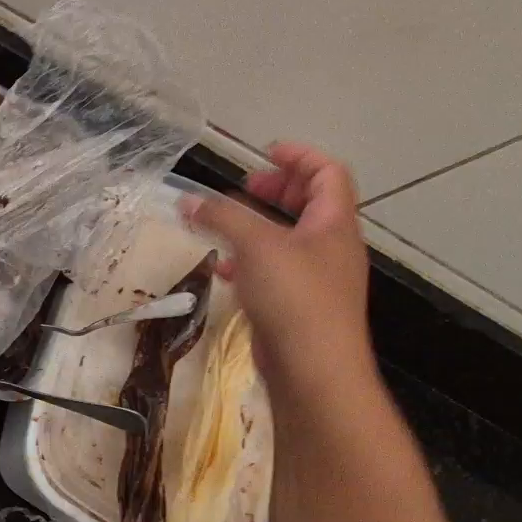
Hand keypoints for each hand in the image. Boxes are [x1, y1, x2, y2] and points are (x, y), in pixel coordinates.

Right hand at [184, 142, 373, 388]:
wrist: (315, 370)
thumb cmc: (294, 298)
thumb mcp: (256, 246)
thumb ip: (222, 217)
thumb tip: (188, 200)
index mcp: (334, 224)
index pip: (328, 174)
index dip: (299, 157)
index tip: (264, 152)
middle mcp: (331, 247)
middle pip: (311, 204)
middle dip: (277, 190)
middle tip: (243, 188)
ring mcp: (317, 279)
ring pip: (290, 238)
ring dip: (259, 226)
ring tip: (225, 225)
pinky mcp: (299, 306)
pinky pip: (276, 270)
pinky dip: (251, 260)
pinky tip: (225, 269)